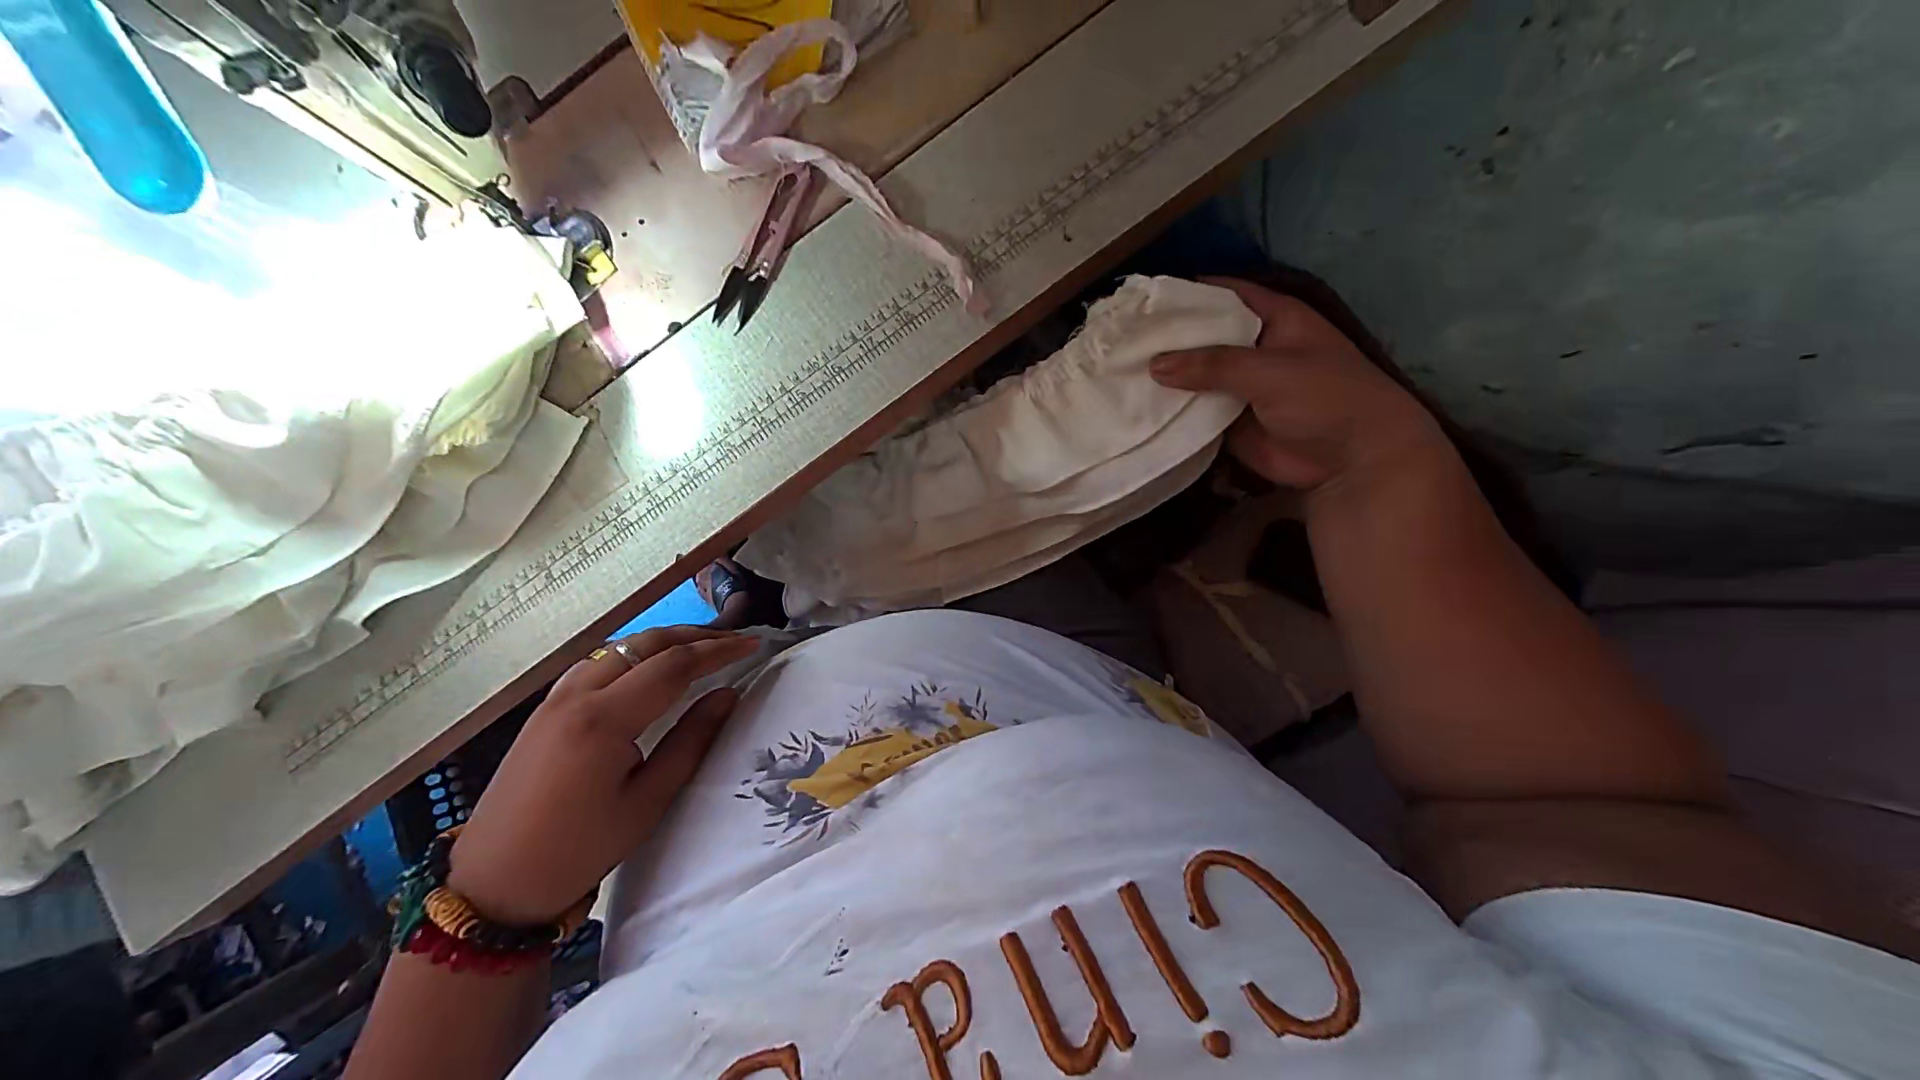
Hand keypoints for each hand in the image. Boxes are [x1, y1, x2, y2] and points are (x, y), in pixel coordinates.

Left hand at [445, 626, 759, 925]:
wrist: (493, 884)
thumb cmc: (579, 849)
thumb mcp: (648, 800)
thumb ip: (692, 741)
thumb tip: (728, 694)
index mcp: (604, 718)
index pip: (673, 664)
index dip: (718, 651)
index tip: (754, 644)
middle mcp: (577, 694)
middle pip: (646, 644)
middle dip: (695, 635)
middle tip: (735, 641)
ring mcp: (556, 698)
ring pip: (619, 647)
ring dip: (664, 641)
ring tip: (702, 648)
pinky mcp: (545, 709)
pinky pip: (598, 662)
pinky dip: (634, 654)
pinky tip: (650, 667)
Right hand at [1149, 278, 1448, 500]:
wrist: (1351, 461)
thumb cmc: (1326, 399)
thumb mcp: (1271, 372)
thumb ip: (1213, 365)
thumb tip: (1154, 365)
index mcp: (1273, 318)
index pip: (1224, 294)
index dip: (1188, 291)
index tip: (1145, 298)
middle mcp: (1253, 348)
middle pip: (1203, 335)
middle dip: (1168, 337)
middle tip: (1120, 338)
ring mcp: (1239, 386)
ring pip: (1194, 375)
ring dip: (1165, 376)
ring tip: (1118, 370)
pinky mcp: (1229, 421)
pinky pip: (1194, 411)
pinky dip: (1171, 409)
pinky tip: (1136, 405)